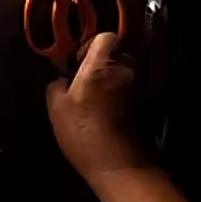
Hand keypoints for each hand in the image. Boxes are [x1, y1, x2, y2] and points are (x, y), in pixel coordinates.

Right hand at [45, 31, 145, 181]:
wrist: (118, 165)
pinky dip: (119, 95)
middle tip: (84, 82)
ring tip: (95, 99)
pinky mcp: (144, 104)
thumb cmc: (83, 132)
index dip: (90, 45)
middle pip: (117, 53)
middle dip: (101, 63)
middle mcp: (124, 71)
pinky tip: (106, 112)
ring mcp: (138, 88)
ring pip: (124, 72)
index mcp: (101, 66)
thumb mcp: (56, 107)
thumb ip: (57, 84)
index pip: (105, 36)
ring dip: (111, 80)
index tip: (78, 63)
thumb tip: (63, 79)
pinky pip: (129, 89)